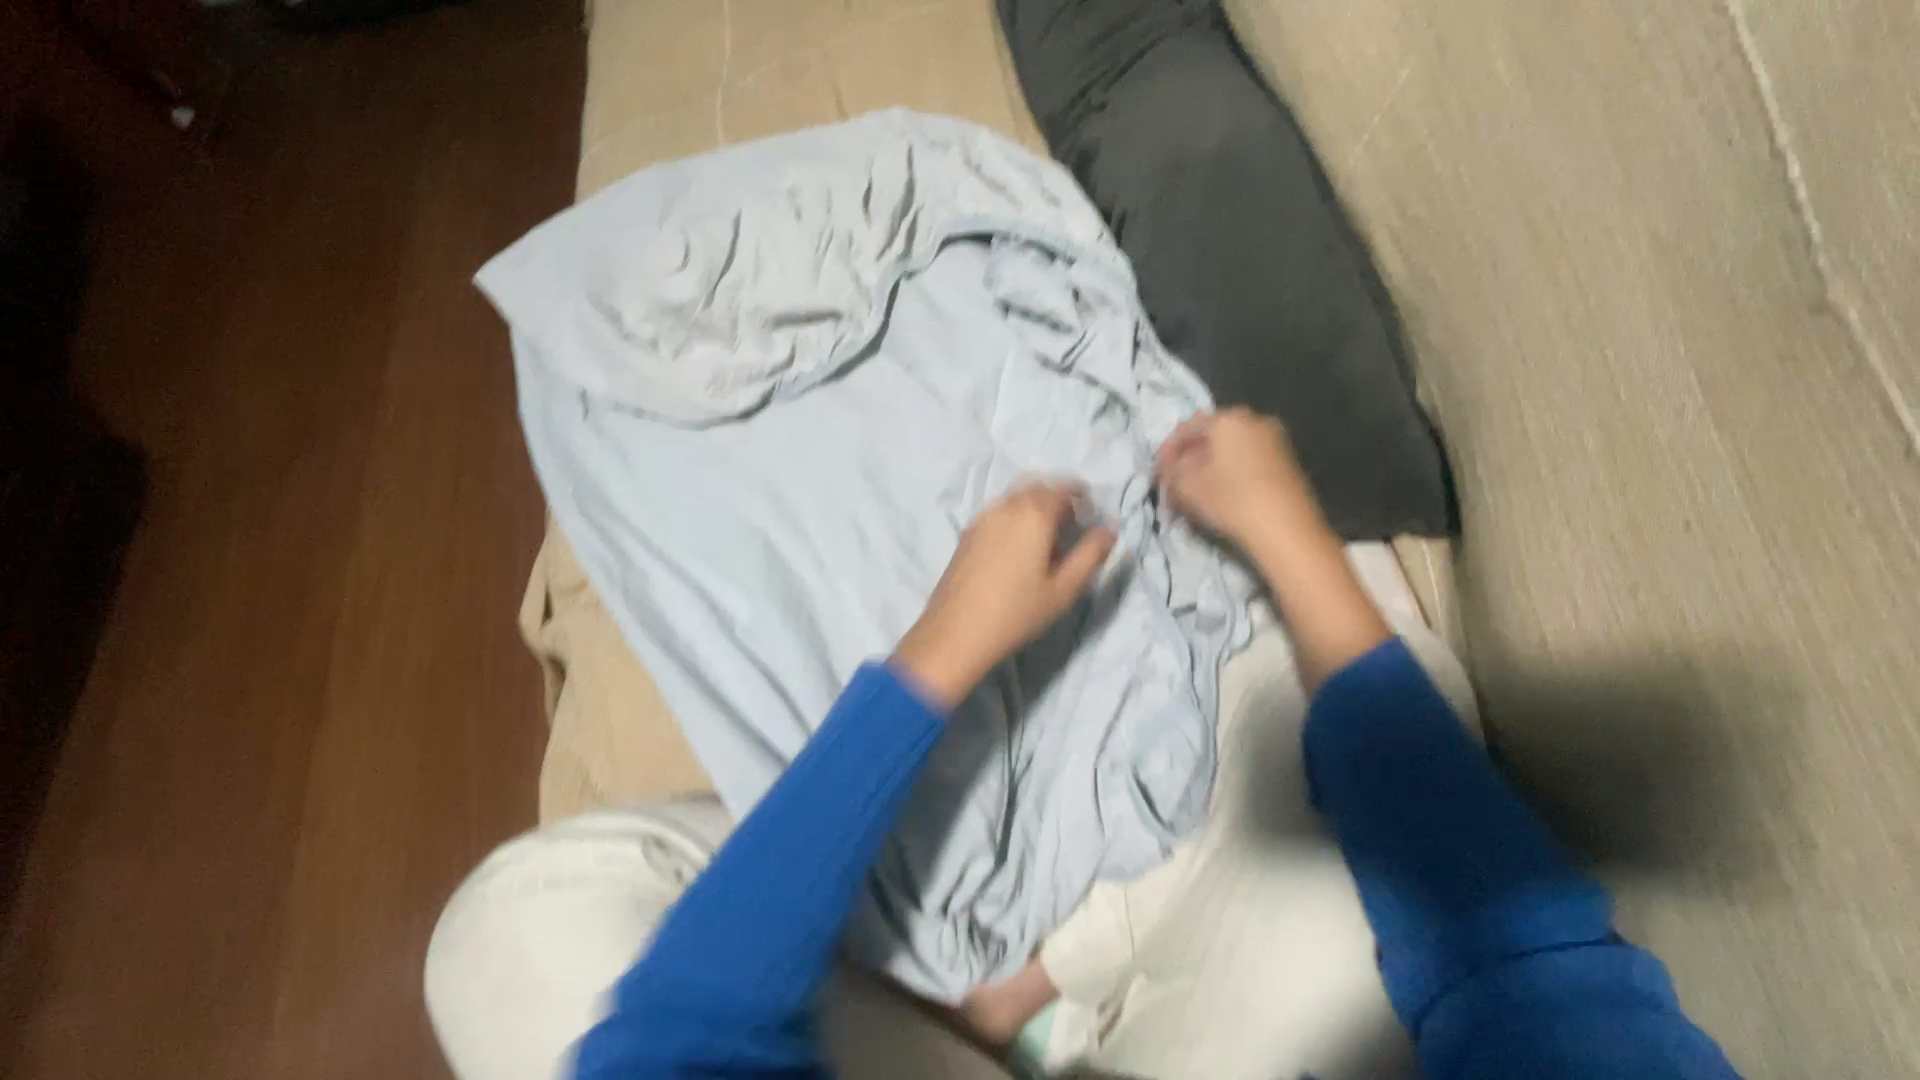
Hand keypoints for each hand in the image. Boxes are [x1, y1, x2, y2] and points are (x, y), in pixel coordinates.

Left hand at [892, 481, 1117, 708]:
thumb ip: (1091, 555)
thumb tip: (1109, 531)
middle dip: (1057, 499)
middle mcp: (1005, 505)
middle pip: (1038, 487)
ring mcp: (982, 518)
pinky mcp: (967, 534)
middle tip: (1070, 528)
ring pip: (1015, 499)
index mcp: (1034, 513)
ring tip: (1044, 543)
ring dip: (1034, 509)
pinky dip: (1014, 519)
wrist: (956, 631)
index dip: (1082, 499)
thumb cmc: (1017, 612)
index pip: (1065, 488)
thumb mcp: (1064, 589)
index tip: (1091, 518)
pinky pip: (997, 514)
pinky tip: (1017, 552)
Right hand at [1155, 407, 1321, 549]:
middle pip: (1211, 436)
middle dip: (1189, 458)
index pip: (1187, 427)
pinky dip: (1230, 472)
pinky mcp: (1288, 462)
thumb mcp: (1186, 486)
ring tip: (1195, 491)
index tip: (1157, 472)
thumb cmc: (1230, 499)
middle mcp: (1255, 420)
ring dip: (1210, 466)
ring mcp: (1276, 440)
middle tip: (1175, 481)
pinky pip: (1248, 459)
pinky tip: (1221, 493)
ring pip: (1231, 449)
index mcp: (1228, 419)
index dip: (1167, 450)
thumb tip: (1169, 467)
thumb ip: (1171, 471)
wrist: (1286, 528)